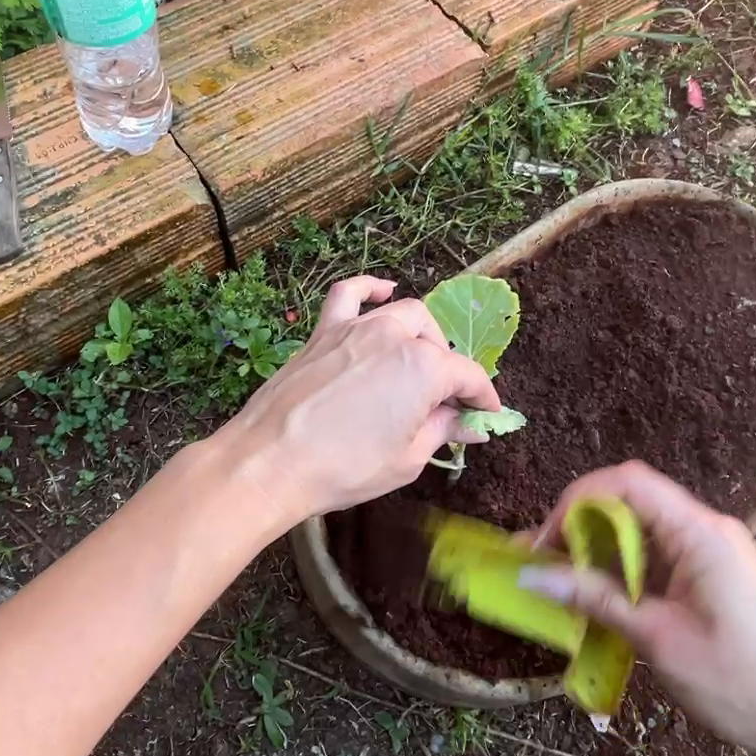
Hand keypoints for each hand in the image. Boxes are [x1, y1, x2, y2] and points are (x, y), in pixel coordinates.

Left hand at [211, 276, 500, 523]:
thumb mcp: (407, 459)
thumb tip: (468, 423)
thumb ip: (443, 431)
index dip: (482, 397)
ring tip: (418, 362)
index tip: (485, 413)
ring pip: (402, 314)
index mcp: (425, 367)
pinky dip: (370, 288)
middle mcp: (395, 335)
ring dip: (419, 335)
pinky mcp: (324, 331)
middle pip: (436, 343)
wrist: (271, 461)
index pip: (467, 376)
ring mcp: (357, 327)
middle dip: (447, 369)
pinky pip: (349, 294)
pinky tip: (383, 291)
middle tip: (443, 401)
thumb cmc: (344, 467)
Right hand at [518, 462, 755, 755]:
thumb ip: (596, 598)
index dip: (577, 500)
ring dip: (599, 548)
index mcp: (702, 533)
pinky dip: (624, 567)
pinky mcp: (713, 573)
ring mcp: (713, 550)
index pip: (628, 484)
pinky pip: (658, 553)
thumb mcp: (659, 640)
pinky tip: (601, 594)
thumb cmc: (742, 685)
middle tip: (545, 562)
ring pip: (642, 527)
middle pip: (631, 499)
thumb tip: (532, 576)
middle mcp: (708, 529)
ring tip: (563, 579)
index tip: (547, 541)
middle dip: (581, 523)